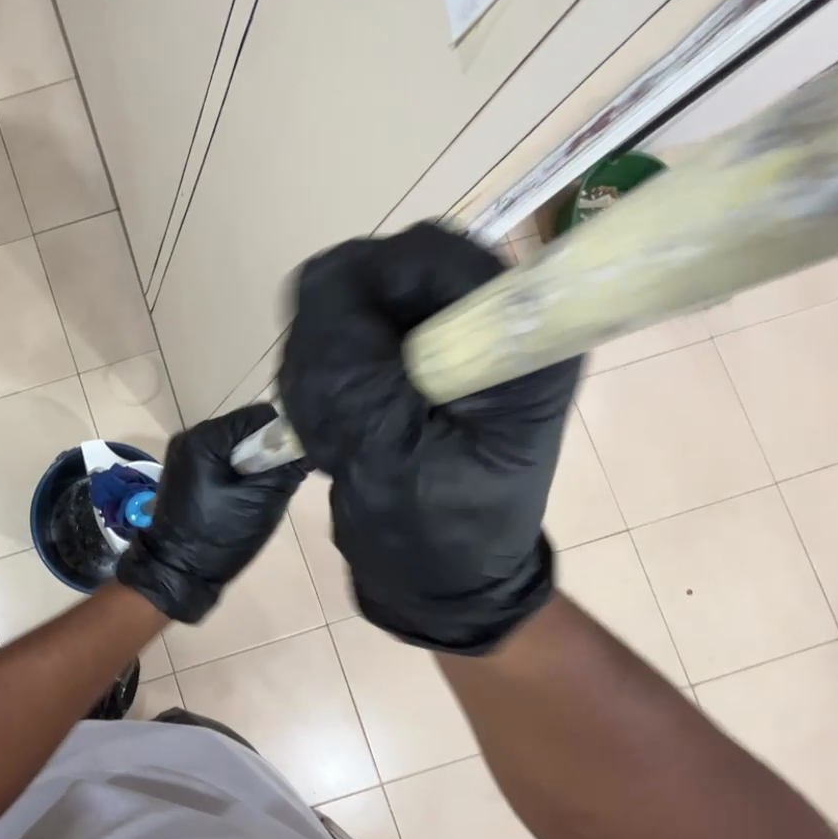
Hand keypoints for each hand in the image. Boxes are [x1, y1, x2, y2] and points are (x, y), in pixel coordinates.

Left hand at [116, 405, 306, 622]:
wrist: (176, 572)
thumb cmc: (219, 535)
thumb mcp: (263, 500)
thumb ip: (288, 467)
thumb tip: (308, 445)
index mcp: (204, 438)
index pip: (258, 415)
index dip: (282, 433)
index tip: (294, 459)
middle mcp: (189, 438)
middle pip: (245, 429)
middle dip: (266, 450)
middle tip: (279, 480)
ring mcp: (183, 456)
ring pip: (234, 446)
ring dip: (253, 464)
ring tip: (262, 492)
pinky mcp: (185, 473)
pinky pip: (220, 461)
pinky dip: (237, 473)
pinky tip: (244, 496)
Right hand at [278, 223, 579, 653]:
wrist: (439, 583)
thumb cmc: (434, 536)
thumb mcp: (389, 458)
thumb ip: (353, 370)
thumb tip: (319, 281)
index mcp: (518, 340)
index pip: (432, 256)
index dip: (367, 286)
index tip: (329, 352)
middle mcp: (489, 325)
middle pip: (389, 271)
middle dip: (339, 331)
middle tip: (325, 404)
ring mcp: (447, 343)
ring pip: (357, 302)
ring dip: (325, 359)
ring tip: (331, 428)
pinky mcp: (414, 363)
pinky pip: (347, 337)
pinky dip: (322, 373)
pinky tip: (330, 423)